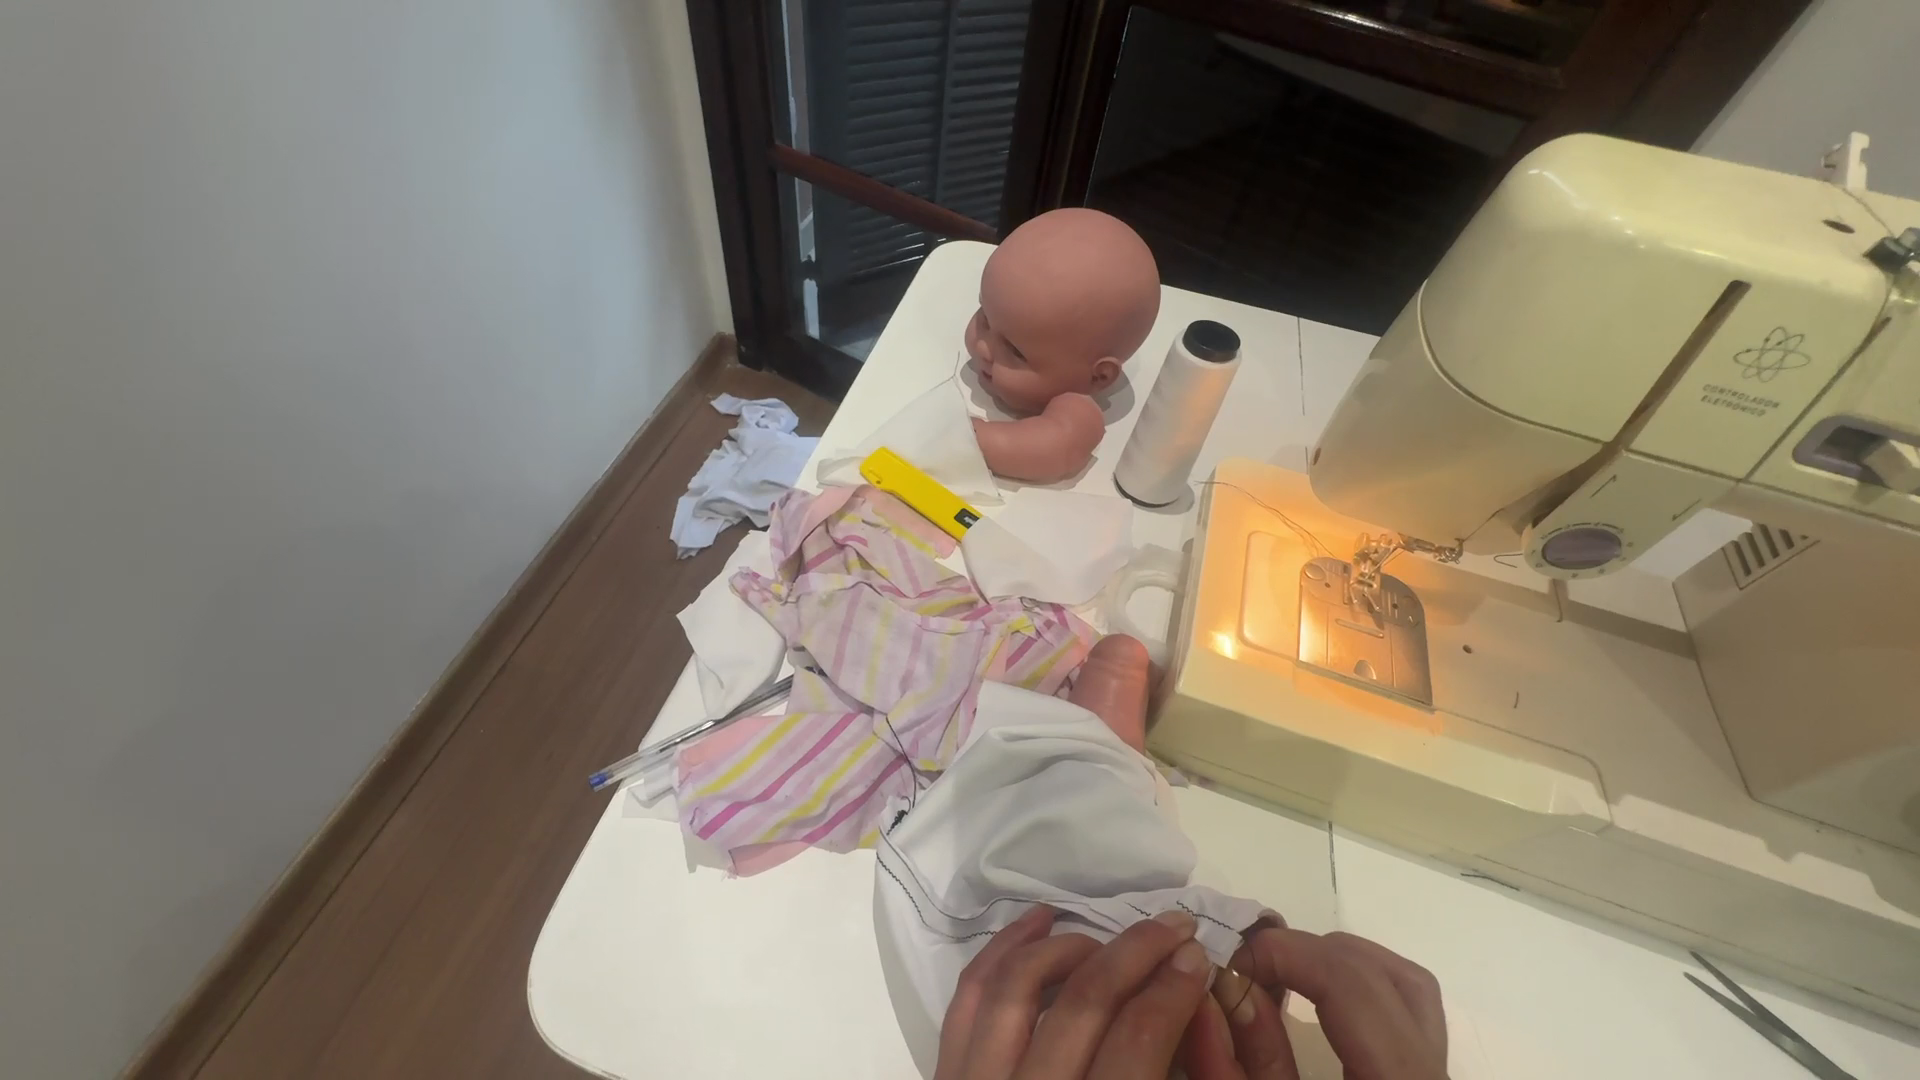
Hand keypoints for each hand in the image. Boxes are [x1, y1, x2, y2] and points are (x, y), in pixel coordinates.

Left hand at [935, 905, 1218, 1079]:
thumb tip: (1195, 1027)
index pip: (1135, 1043)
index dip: (1172, 993)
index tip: (1197, 958)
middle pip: (1083, 1003)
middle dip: (1136, 953)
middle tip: (1173, 926)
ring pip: (1018, 986)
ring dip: (1069, 946)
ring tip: (1107, 934)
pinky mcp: (943, 1077)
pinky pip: (968, 994)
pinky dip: (1003, 948)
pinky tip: (1037, 922)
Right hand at [1230, 929, 1447, 1079]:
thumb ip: (1254, 1057)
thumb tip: (1226, 980)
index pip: (1348, 982)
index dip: (1282, 954)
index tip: (1229, 963)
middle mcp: (1435, 1072)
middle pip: (1373, 969)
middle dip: (1300, 952)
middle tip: (1246, 969)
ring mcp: (1441, 1070)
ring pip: (1401, 977)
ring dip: (1332, 960)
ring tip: (1282, 978)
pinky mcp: (1429, 1073)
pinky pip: (1408, 1001)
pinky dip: (1359, 981)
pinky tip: (1320, 1001)